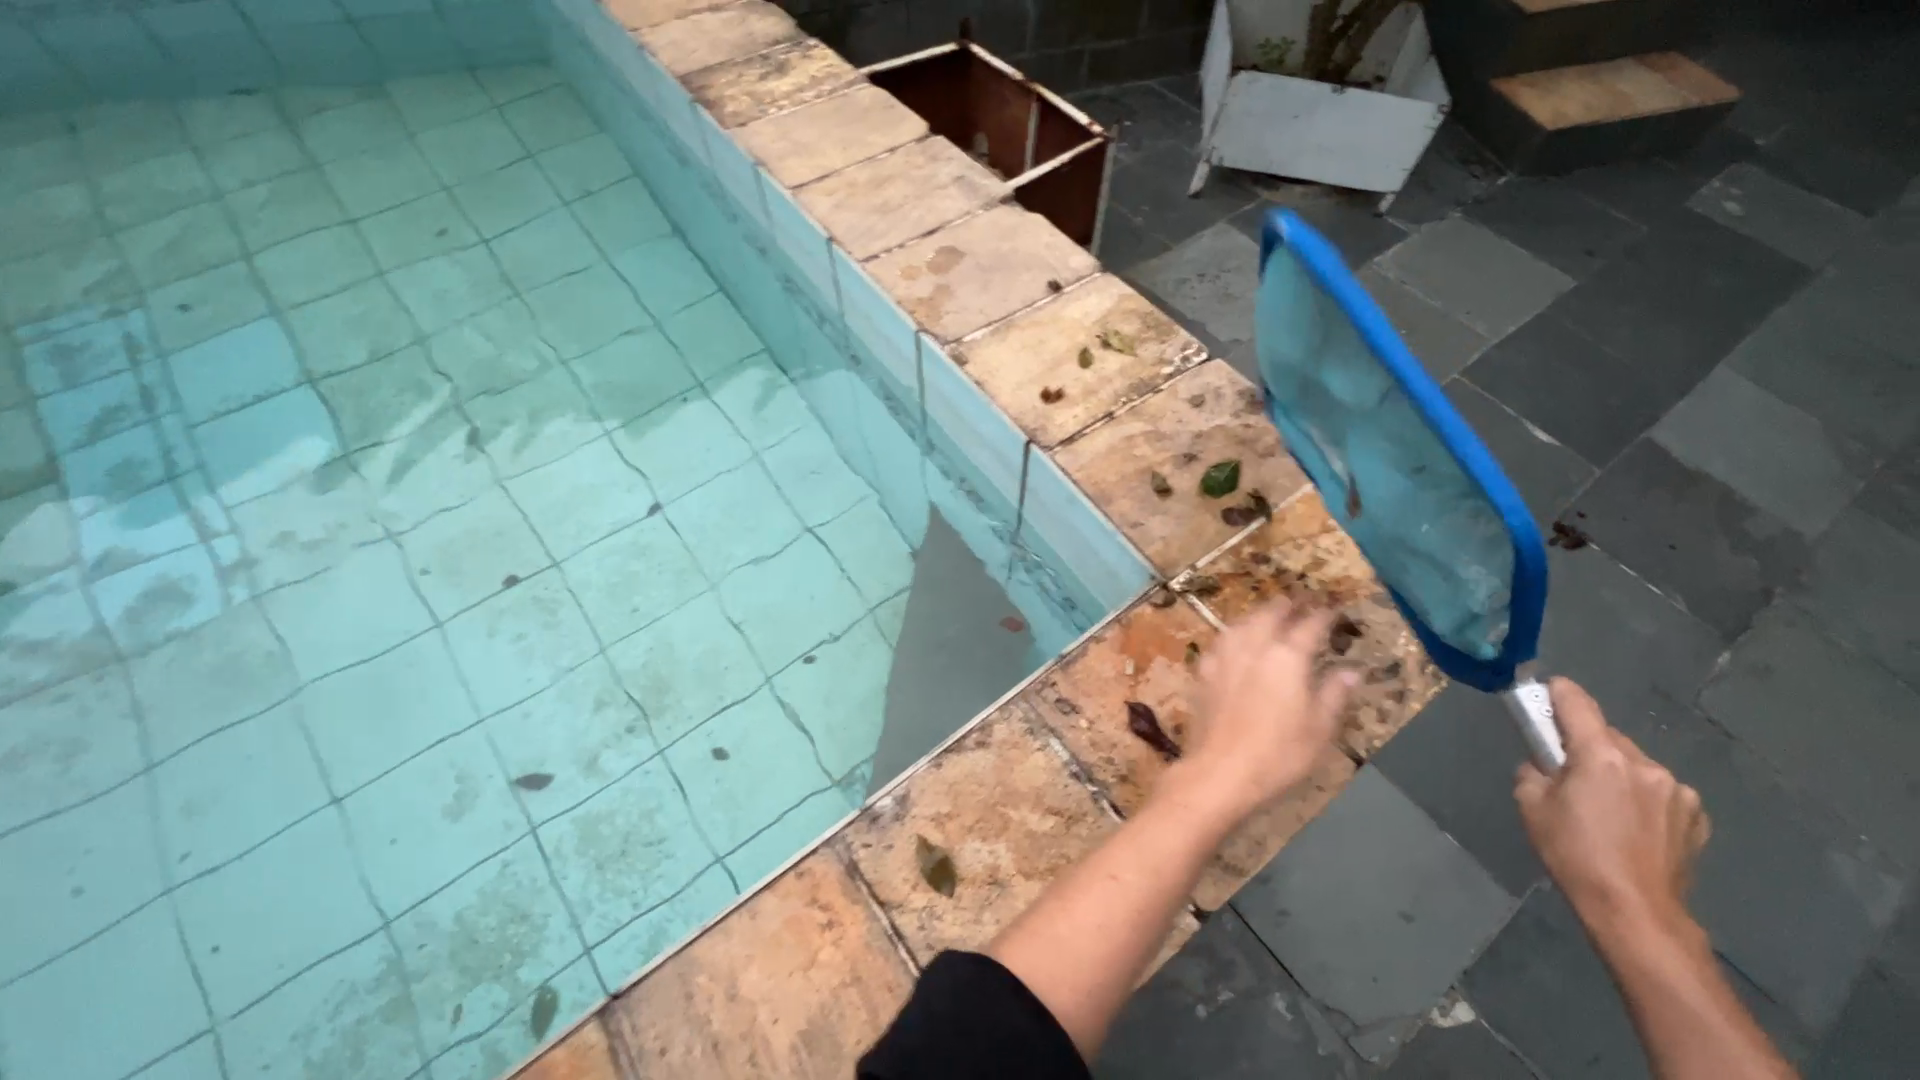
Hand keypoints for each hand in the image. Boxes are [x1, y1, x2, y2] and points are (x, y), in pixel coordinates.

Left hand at [1157, 598, 1354, 829]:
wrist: (1220, 771)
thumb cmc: (1278, 754)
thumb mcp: (1319, 729)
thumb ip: (1333, 695)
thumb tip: (1351, 671)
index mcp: (1287, 658)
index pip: (1309, 626)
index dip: (1323, 615)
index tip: (1333, 609)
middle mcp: (1254, 648)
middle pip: (1270, 615)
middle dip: (1287, 605)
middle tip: (1298, 601)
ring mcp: (1224, 658)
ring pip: (1241, 623)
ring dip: (1257, 615)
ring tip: (1267, 614)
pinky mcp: (1203, 673)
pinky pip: (1220, 642)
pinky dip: (1233, 634)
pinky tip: (1233, 640)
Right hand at [1514, 679, 1710, 941]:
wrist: (1634, 910)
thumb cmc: (1573, 854)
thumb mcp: (1531, 806)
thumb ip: (1534, 770)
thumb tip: (1545, 761)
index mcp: (1602, 756)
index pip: (1577, 703)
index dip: (1558, 692)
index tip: (1545, 690)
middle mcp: (1645, 764)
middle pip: (1608, 736)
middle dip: (1586, 746)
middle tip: (1568, 772)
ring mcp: (1678, 791)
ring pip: (1636, 765)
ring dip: (1617, 774)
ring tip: (1604, 809)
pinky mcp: (1696, 816)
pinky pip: (1661, 792)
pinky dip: (1643, 798)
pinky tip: (1633, 828)